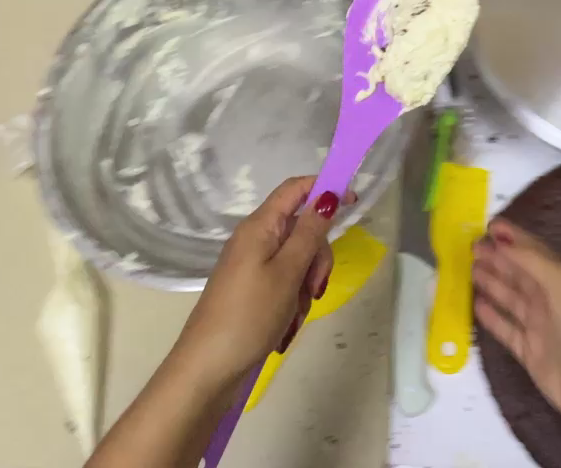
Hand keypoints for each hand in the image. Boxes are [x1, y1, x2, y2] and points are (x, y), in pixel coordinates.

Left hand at [167, 176, 338, 389]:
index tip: (353, 203)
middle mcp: (255, 239)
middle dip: (316, 257)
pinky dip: (292, 301)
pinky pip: (284, 283)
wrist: (207, 371)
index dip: (324, 188)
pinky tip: (286, 327)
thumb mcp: (287, 272)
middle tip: (315, 288)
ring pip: (297, 260)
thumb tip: (327, 194)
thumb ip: (310, 232)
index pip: (295, 189)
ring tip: (295, 316)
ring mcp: (252, 266)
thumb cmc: (249, 316)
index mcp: (260, 226)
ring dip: (305, 286)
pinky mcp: (251, 290)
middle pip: (301, 229)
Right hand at [471, 219, 560, 429]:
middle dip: (497, 258)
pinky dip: (491, 316)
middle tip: (471, 248)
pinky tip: (475, 303)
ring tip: (469, 269)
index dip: (513, 237)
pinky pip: (506, 328)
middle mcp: (548, 299)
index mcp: (560, 278)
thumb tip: (502, 239)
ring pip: (509, 298)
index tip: (488, 225)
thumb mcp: (560, 280)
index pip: (532, 251)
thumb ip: (530, 259)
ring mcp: (538, 326)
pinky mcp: (529, 352)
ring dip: (491, 282)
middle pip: (518, 273)